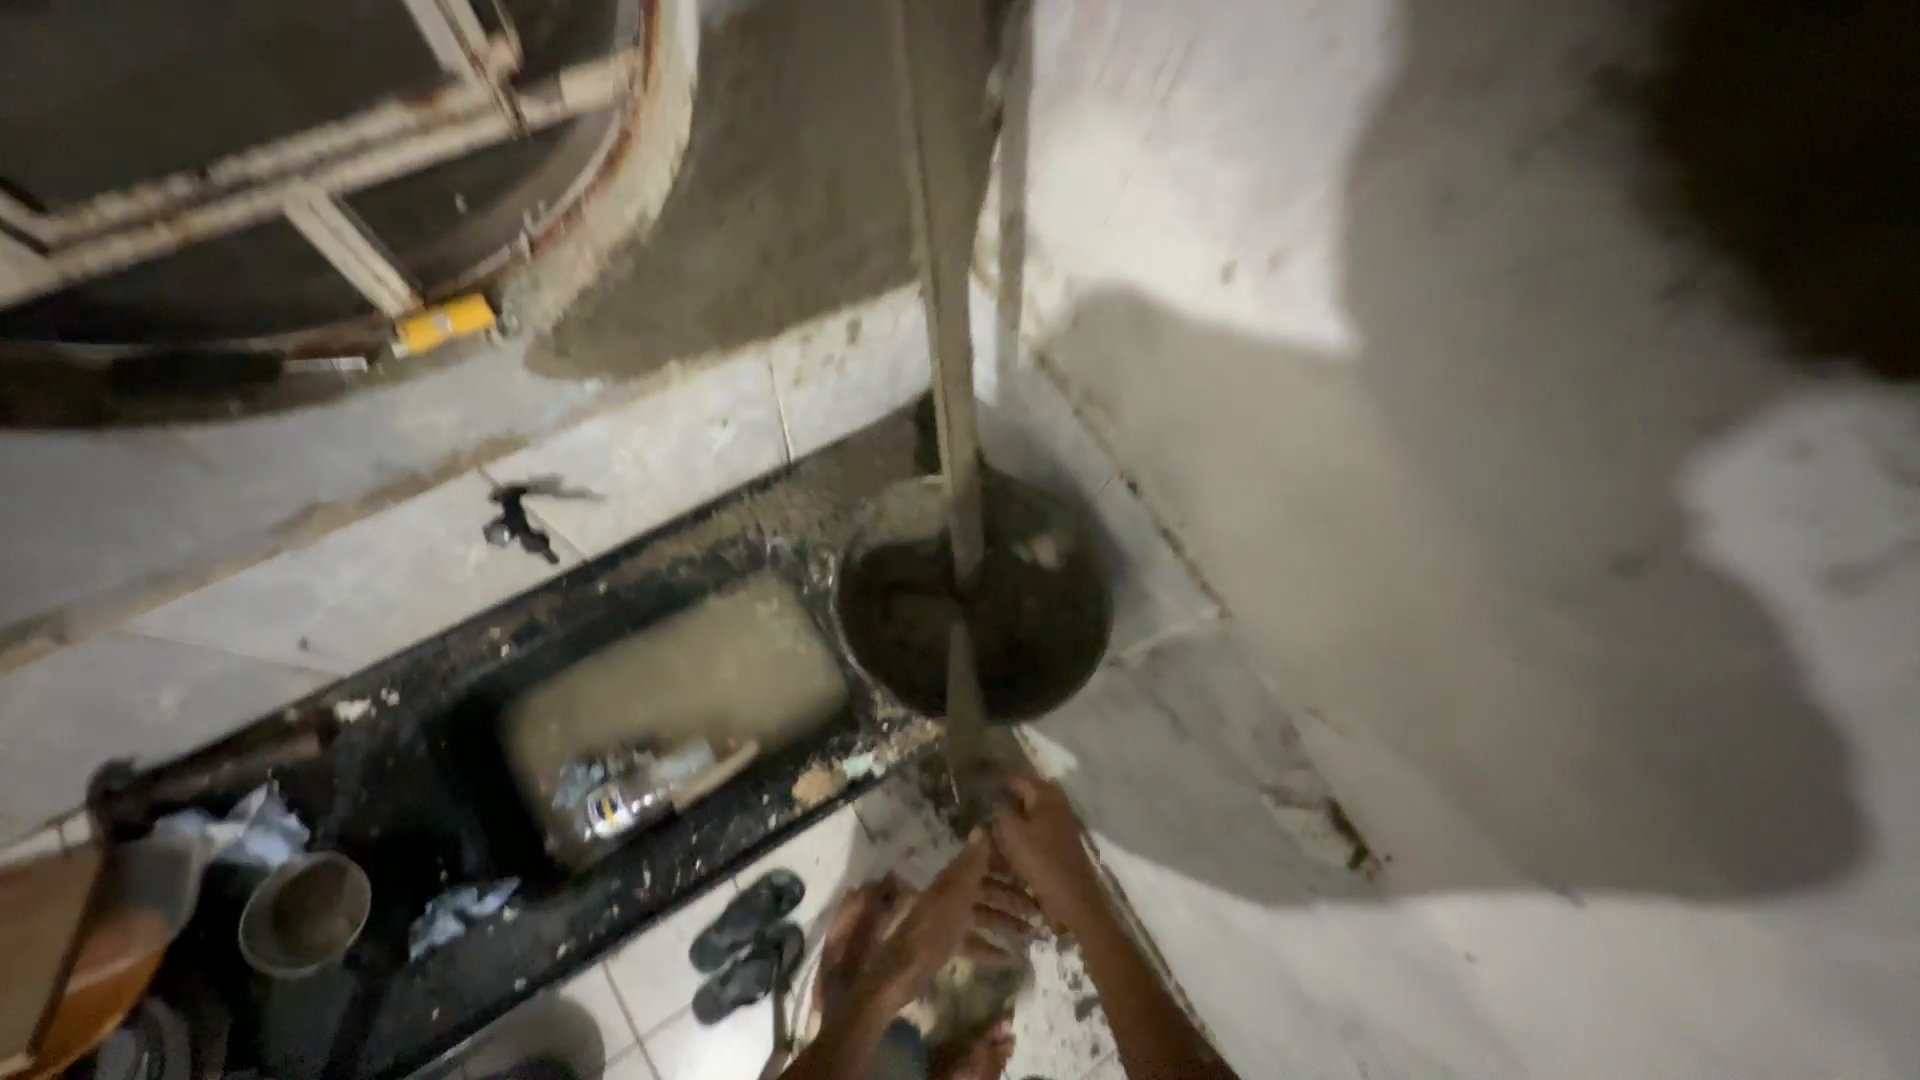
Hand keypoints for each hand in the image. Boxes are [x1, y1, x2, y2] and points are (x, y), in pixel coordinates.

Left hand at [849, 830, 1036, 1018]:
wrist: (903, 971)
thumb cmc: (933, 929)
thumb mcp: (956, 895)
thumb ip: (972, 864)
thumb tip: (982, 827)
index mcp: (954, 879)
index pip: (984, 863)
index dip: (1006, 866)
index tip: (1033, 871)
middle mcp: (952, 894)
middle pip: (987, 891)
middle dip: (1012, 898)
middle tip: (1040, 911)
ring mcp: (949, 920)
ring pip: (983, 916)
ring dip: (1006, 923)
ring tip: (1032, 935)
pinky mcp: (947, 943)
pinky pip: (973, 941)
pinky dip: (989, 948)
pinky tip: (1008, 958)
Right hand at [991, 774, 1106, 933]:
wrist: (1071, 896)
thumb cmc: (1039, 859)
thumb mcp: (1011, 832)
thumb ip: (1000, 812)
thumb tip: (995, 801)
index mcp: (1045, 794)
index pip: (1018, 778)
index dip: (999, 783)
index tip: (981, 791)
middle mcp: (1058, 803)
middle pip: (1029, 795)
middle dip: (1010, 801)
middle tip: (989, 812)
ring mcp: (1064, 823)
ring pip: (1035, 813)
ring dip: (1018, 818)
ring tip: (997, 830)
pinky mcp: (1065, 843)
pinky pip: (1041, 831)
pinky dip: (1028, 834)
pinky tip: (1013, 846)